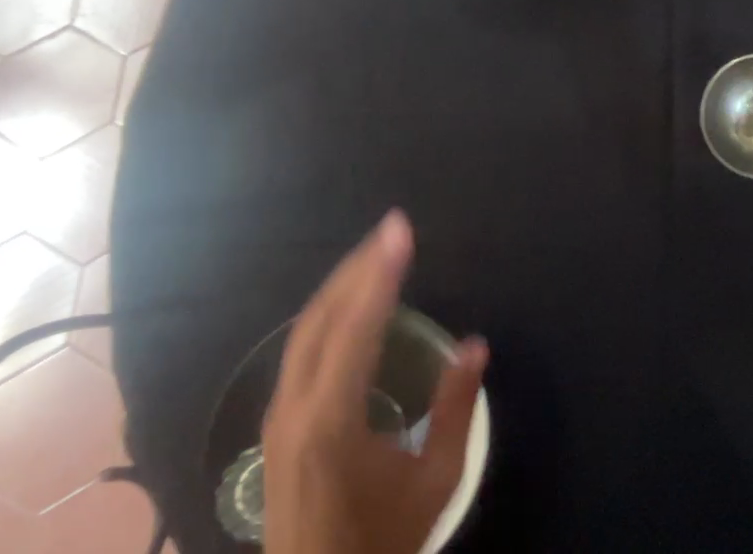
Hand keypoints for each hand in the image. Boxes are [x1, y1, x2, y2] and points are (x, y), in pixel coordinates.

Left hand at [263, 210, 488, 553]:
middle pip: (320, 319)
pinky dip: (328, 314)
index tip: (400, 231)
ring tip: (376, 253)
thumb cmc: (381, 539)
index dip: (381, 274)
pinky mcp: (277, 425)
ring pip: (304, 332)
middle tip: (392, 229)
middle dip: (356, 268)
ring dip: (340, 287)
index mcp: (332, 421)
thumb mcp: (434, 480)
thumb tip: (475, 345)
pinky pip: (301, 350)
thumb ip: (455, 408)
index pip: (357, 328)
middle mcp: (294, 409)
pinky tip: (350, 304)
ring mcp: (277, 417)